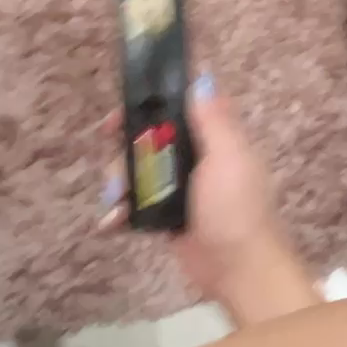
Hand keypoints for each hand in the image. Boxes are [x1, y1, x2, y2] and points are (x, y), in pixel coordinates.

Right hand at [98, 75, 296, 303]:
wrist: (238, 270)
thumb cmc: (235, 208)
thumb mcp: (227, 157)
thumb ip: (213, 119)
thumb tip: (204, 76)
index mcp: (216, 136)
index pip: (182, 104)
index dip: (153, 98)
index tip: (127, 101)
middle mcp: (197, 156)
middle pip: (151, 135)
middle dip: (126, 140)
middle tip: (109, 144)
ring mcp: (180, 187)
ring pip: (139, 169)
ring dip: (120, 179)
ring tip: (115, 196)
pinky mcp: (166, 216)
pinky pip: (136, 204)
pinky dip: (121, 211)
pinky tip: (112, 221)